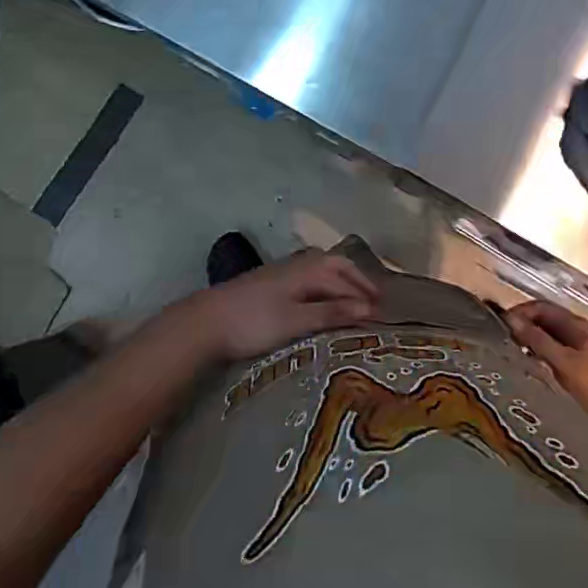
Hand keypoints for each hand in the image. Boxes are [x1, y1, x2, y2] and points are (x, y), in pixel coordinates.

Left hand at [185, 249, 380, 361]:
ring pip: (319, 271)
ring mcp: (280, 273)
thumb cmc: (253, 322)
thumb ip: (331, 314)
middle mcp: (296, 265)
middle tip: (373, 300)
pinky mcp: (268, 285)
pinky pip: (307, 279)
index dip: (364, 291)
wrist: (204, 323)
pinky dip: (323, 288)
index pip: (344, 276)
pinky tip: (319, 303)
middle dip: (355, 280)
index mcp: (306, 270)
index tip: (383, 310)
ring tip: (352, 301)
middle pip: (333, 265)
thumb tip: (369, 309)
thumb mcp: (295, 321)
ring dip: (339, 282)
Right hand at [505, 300, 587, 449]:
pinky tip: (542, 378)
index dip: (521, 312)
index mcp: (580, 328)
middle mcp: (587, 336)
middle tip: (505, 343)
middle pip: (551, 323)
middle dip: (527, 328)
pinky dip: (550, 362)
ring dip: (538, 346)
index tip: (499, 326)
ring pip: (559, 343)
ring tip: (517, 360)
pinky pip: (566, 360)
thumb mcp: (566, 366)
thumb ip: (539, 342)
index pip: (544, 307)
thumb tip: (512, 320)